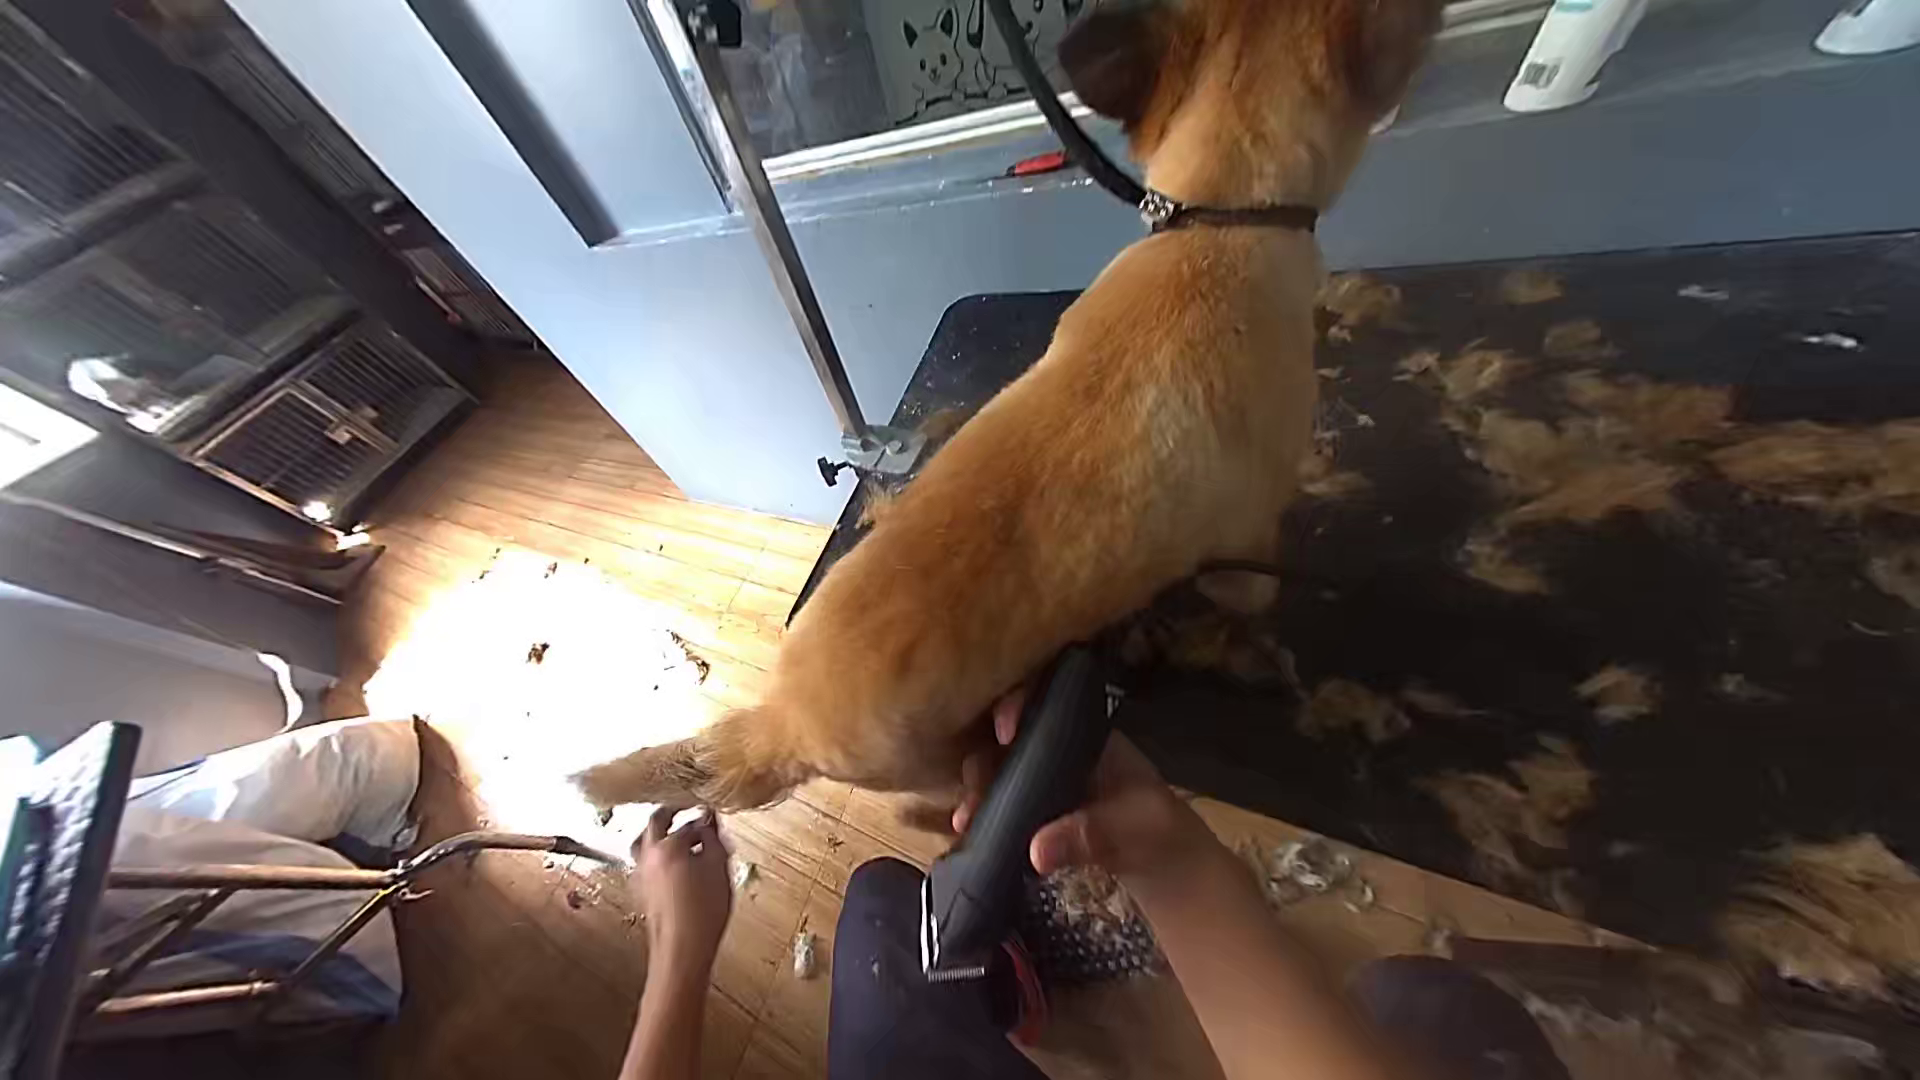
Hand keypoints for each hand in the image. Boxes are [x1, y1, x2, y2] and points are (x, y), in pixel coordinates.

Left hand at [630, 806, 732, 979]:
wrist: (682, 952)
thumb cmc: (703, 909)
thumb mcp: (719, 865)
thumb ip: (713, 838)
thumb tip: (710, 822)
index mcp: (667, 846)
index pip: (688, 822)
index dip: (705, 818)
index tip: (715, 816)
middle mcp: (648, 857)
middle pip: (654, 823)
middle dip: (671, 813)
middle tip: (688, 809)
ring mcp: (641, 876)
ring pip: (644, 843)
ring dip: (659, 834)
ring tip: (679, 834)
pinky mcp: (642, 893)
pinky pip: (646, 863)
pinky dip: (658, 854)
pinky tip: (677, 862)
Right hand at [954, 690, 1210, 888]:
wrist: (1168, 867)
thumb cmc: (1157, 832)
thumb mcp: (1130, 831)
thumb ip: (1088, 836)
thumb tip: (1035, 850)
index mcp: (1086, 733)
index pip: (1045, 700)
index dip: (1018, 705)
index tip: (1004, 734)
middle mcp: (1059, 746)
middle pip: (1010, 731)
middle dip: (985, 753)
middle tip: (973, 784)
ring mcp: (1045, 774)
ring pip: (999, 763)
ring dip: (977, 784)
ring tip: (965, 815)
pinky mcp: (1036, 805)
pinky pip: (1001, 797)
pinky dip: (982, 808)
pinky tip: (965, 828)